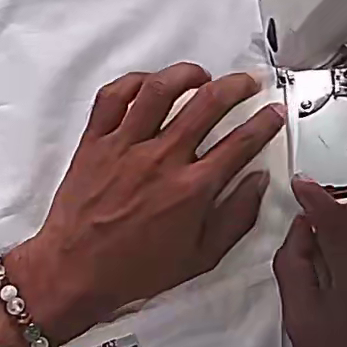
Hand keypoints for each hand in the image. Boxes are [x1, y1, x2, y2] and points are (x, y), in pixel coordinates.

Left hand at [2, 63, 286, 346]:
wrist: (76, 271)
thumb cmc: (133, 269)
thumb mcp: (201, 256)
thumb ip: (236, 217)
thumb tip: (256, 183)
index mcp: (191, 189)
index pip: (240, 142)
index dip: (264, 122)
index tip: (271, 114)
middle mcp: (160, 161)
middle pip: (208, 103)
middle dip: (238, 86)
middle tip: (247, 83)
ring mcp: (125, 147)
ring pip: (160, 89)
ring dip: (188, 74)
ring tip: (201, 75)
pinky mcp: (95, 142)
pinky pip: (113, 97)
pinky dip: (133, 82)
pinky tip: (148, 84)